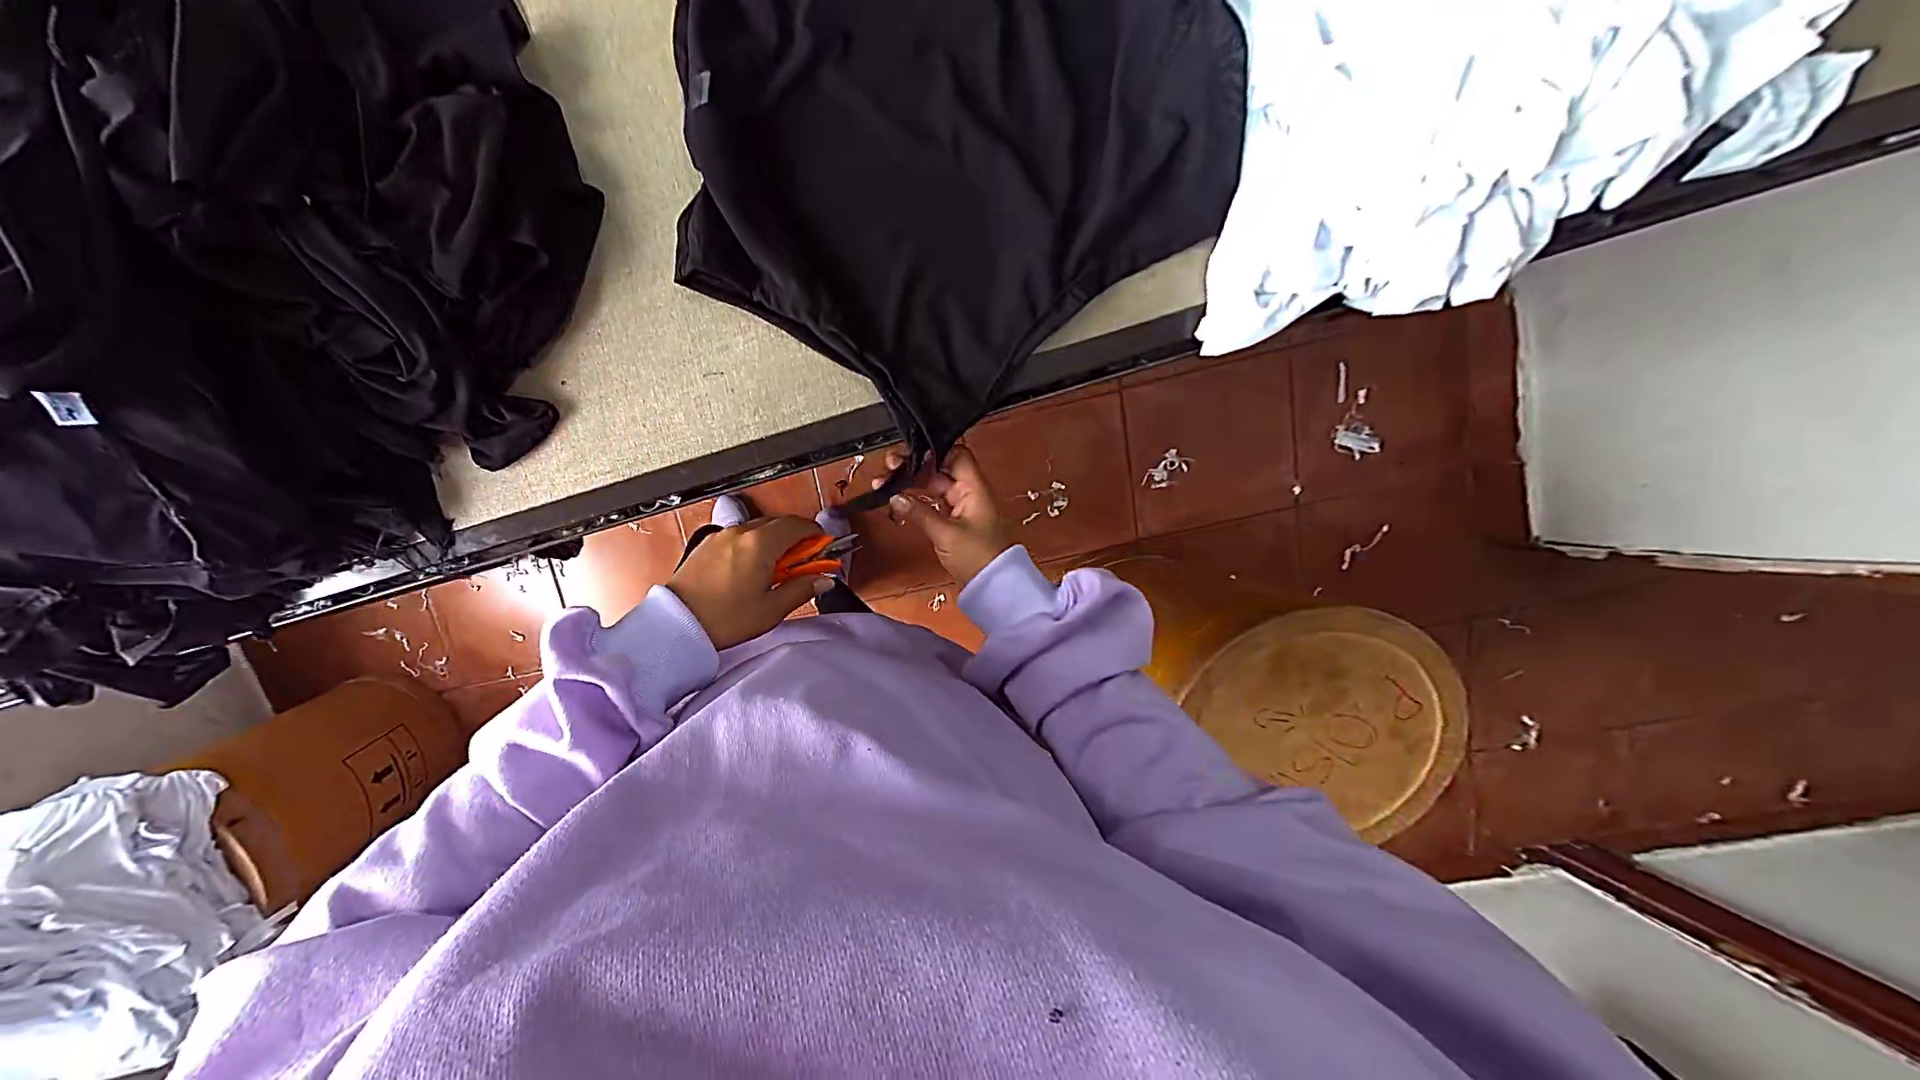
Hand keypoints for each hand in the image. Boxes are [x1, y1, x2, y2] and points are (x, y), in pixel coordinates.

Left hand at [667, 516, 831, 648]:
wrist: (676, 624)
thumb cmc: (720, 619)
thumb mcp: (771, 609)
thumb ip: (802, 589)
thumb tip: (822, 580)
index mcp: (760, 544)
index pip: (799, 526)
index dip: (817, 536)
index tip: (824, 550)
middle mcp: (740, 533)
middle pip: (780, 523)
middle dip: (798, 539)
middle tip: (806, 563)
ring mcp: (722, 537)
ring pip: (759, 528)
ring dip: (775, 542)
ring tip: (778, 570)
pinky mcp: (708, 545)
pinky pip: (739, 536)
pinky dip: (754, 545)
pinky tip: (754, 569)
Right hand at [882, 444, 1011, 588]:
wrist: (993, 585)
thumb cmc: (979, 557)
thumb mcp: (945, 533)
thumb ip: (919, 512)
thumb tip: (896, 498)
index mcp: (974, 487)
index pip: (955, 454)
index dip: (932, 450)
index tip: (908, 453)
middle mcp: (968, 492)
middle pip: (939, 468)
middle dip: (913, 466)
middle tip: (889, 467)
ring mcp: (961, 506)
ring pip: (933, 484)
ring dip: (911, 483)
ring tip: (886, 483)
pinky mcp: (954, 520)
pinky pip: (933, 501)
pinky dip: (917, 500)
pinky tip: (899, 502)